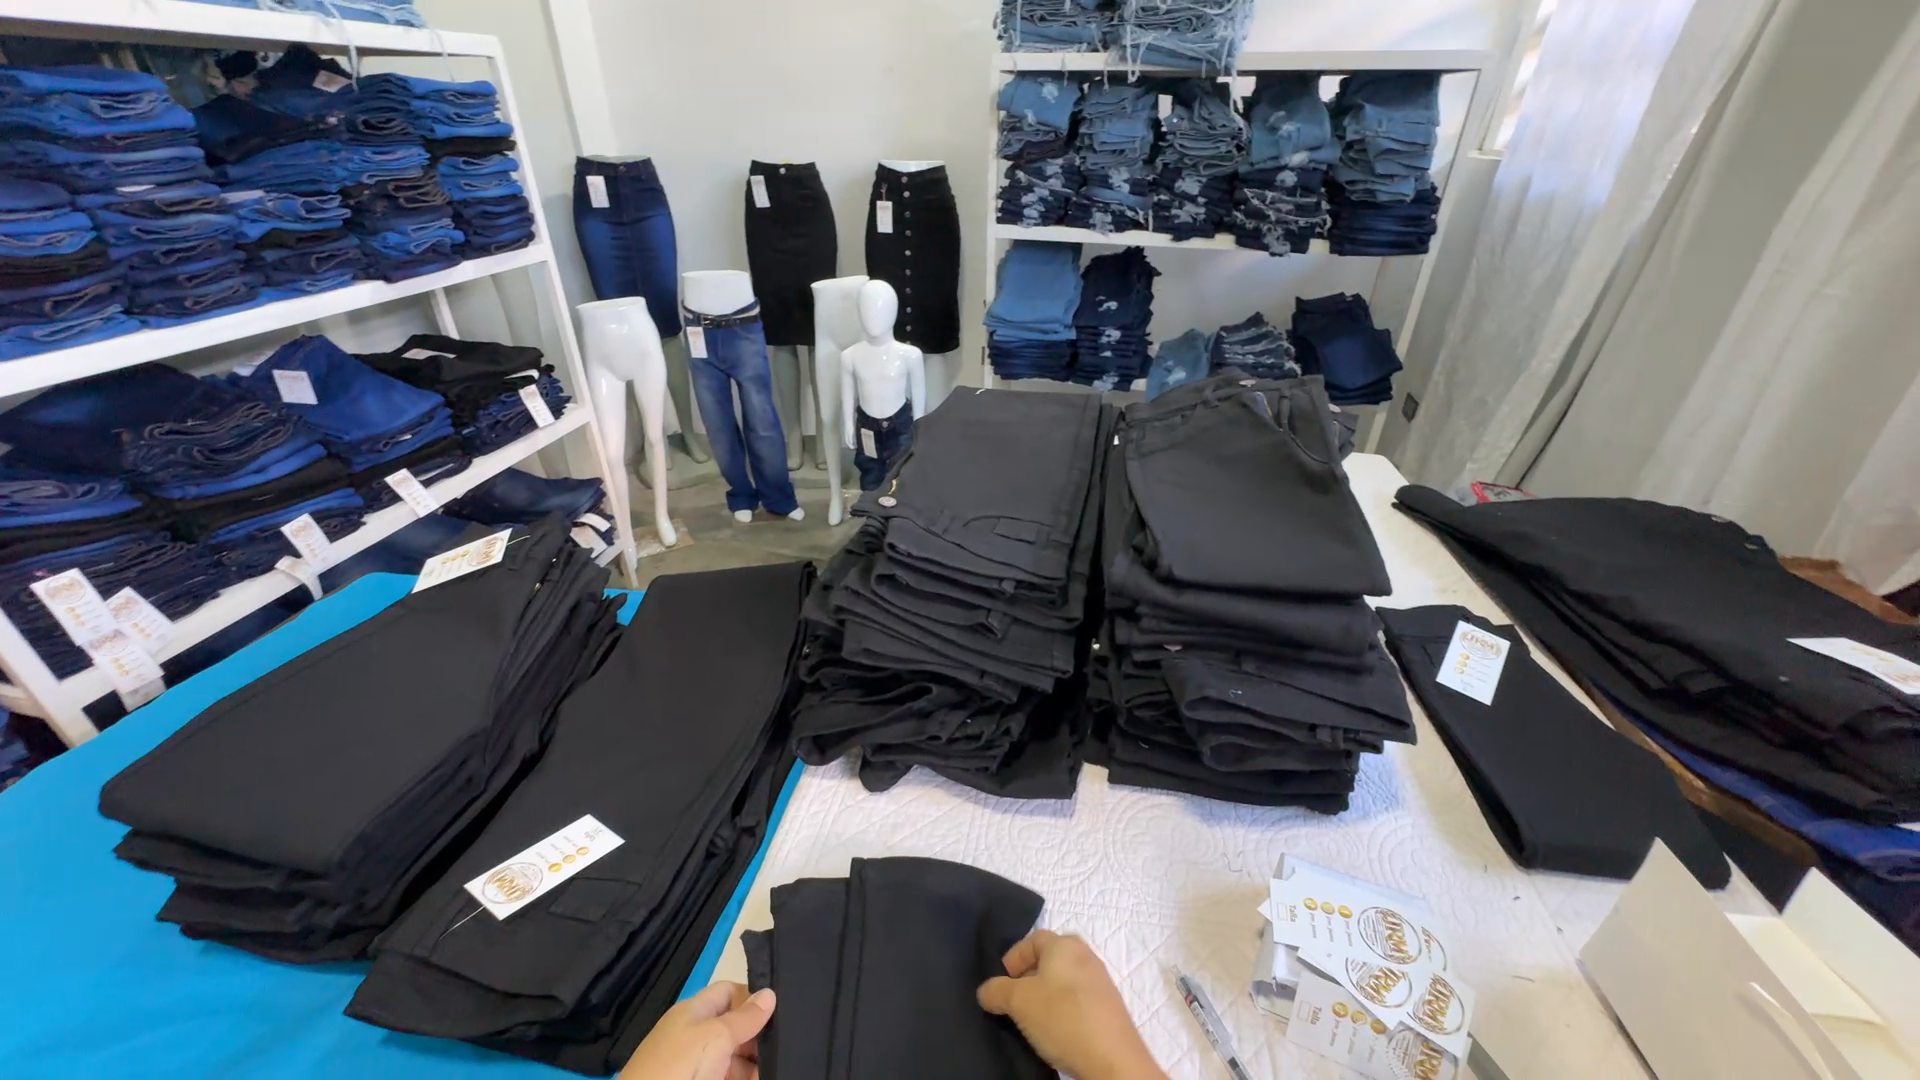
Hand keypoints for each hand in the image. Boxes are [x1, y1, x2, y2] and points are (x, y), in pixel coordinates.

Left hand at [618, 982, 773, 1079]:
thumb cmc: (678, 1070)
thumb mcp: (715, 1037)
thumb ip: (745, 1017)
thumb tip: (770, 993)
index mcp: (694, 1013)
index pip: (729, 991)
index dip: (753, 997)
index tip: (780, 1009)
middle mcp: (695, 1037)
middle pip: (734, 1027)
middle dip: (759, 1035)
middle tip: (787, 1043)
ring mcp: (696, 1067)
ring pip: (733, 1058)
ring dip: (755, 1062)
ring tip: (778, 1066)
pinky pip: (729, 1078)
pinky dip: (745, 1077)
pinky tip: (764, 1077)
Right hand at [978, 931, 1166, 1079]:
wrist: (1113, 1060)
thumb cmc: (1063, 1018)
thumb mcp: (1019, 1002)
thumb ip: (997, 991)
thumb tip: (985, 990)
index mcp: (1064, 944)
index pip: (1032, 939)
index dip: (1013, 958)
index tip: (1002, 983)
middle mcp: (1085, 955)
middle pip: (1049, 959)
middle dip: (1029, 977)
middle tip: (1015, 1000)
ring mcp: (1101, 981)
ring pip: (1064, 980)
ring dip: (1046, 995)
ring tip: (1033, 1020)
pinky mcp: (1109, 1006)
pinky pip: (1078, 999)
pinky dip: (1064, 1009)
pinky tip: (1057, 1030)